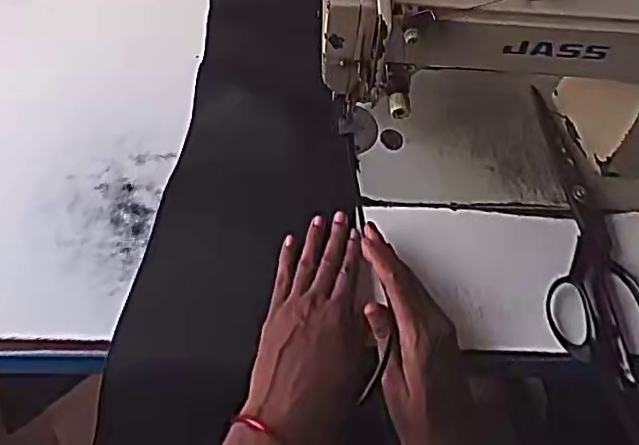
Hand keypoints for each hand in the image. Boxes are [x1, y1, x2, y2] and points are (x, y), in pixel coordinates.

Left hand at [235, 213, 366, 444]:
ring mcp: (292, 306)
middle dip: (336, 237)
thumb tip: (365, 317)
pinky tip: (289, 244)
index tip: (357, 235)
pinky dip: (286, 258)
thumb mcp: (353, 368)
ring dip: (313, 239)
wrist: (282, 420)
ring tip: (318, 221)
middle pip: (329, 262)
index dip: (354, 251)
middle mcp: (316, 305)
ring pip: (306, 263)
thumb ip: (359, 335)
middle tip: (340, 217)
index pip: (349, 273)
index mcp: (339, 317)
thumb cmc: (319, 403)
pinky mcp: (274, 314)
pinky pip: (281, 277)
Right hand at [362, 222, 478, 444]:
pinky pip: (422, 295)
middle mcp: (436, 327)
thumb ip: (384, 341)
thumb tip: (371, 309)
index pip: (398, 285)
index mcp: (420, 336)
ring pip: (416, 284)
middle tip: (371, 232)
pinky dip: (406, 280)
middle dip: (388, 253)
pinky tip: (396, 276)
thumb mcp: (394, 386)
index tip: (368, 241)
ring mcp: (443, 328)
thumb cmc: (424, 423)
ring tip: (379, 247)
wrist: (456, 439)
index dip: (382, 259)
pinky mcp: (446, 332)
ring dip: (397, 264)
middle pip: (409, 279)